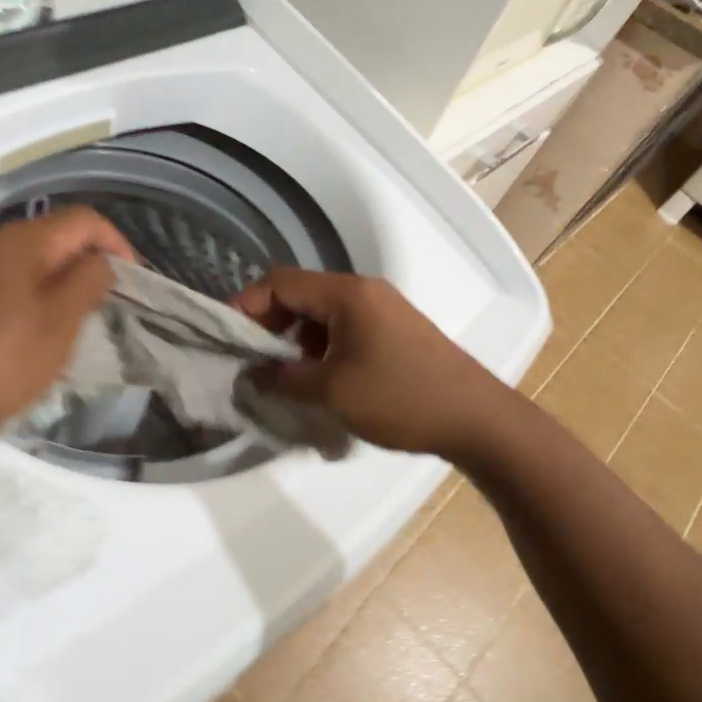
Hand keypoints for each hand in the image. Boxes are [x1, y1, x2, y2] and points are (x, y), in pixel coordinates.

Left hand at [0, 208, 133, 447]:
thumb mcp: (60, 325)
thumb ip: (88, 281)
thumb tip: (99, 260)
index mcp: (17, 240)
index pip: (82, 219)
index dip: (115, 243)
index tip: (129, 279)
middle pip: (47, 236)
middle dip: (78, 264)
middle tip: (95, 305)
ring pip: (16, 259)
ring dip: (45, 280)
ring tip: (57, 322)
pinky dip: (13, 294)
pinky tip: (13, 331)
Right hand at [232, 269, 514, 459]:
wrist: (476, 418)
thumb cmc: (400, 398)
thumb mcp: (333, 392)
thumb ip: (284, 380)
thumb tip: (251, 376)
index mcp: (347, 294)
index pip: (281, 282)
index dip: (247, 305)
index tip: (225, 336)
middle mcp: (364, 291)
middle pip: (302, 295)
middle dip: (270, 325)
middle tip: (250, 360)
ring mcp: (384, 310)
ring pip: (323, 314)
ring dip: (296, 340)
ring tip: (282, 377)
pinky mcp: (396, 331)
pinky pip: (345, 328)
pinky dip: (323, 348)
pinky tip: (319, 381)